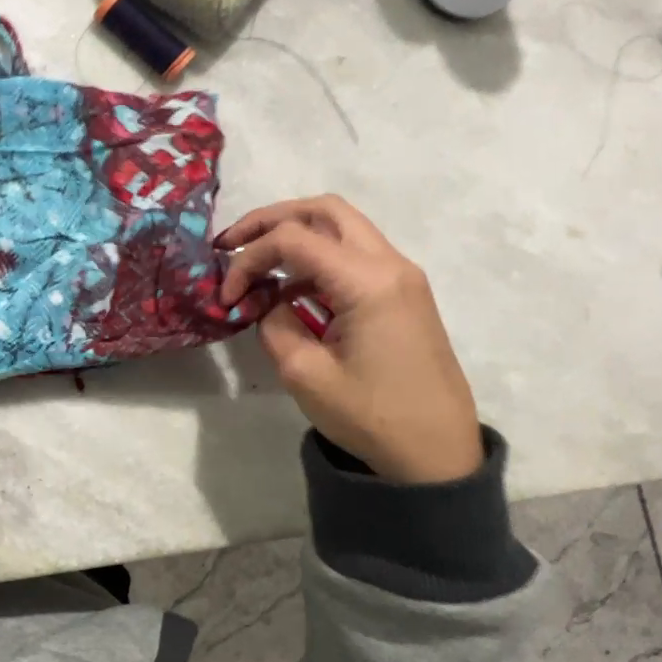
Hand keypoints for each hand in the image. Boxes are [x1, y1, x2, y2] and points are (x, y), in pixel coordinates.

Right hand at [217, 196, 482, 484]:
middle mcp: (389, 265)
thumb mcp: (303, 372)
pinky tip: (285, 291)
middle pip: (324, 211)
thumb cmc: (369, 413)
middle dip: (269, 221)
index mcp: (367, 281)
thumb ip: (274, 325)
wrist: (435, 449)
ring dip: (292, 238)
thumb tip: (267, 304)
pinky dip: (312, 261)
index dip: (248, 260)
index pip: (293, 239)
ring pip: (340, 228)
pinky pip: (351, 257)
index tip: (226, 299)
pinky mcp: (399, 295)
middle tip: (229, 245)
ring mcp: (399, 278)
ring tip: (252, 267)